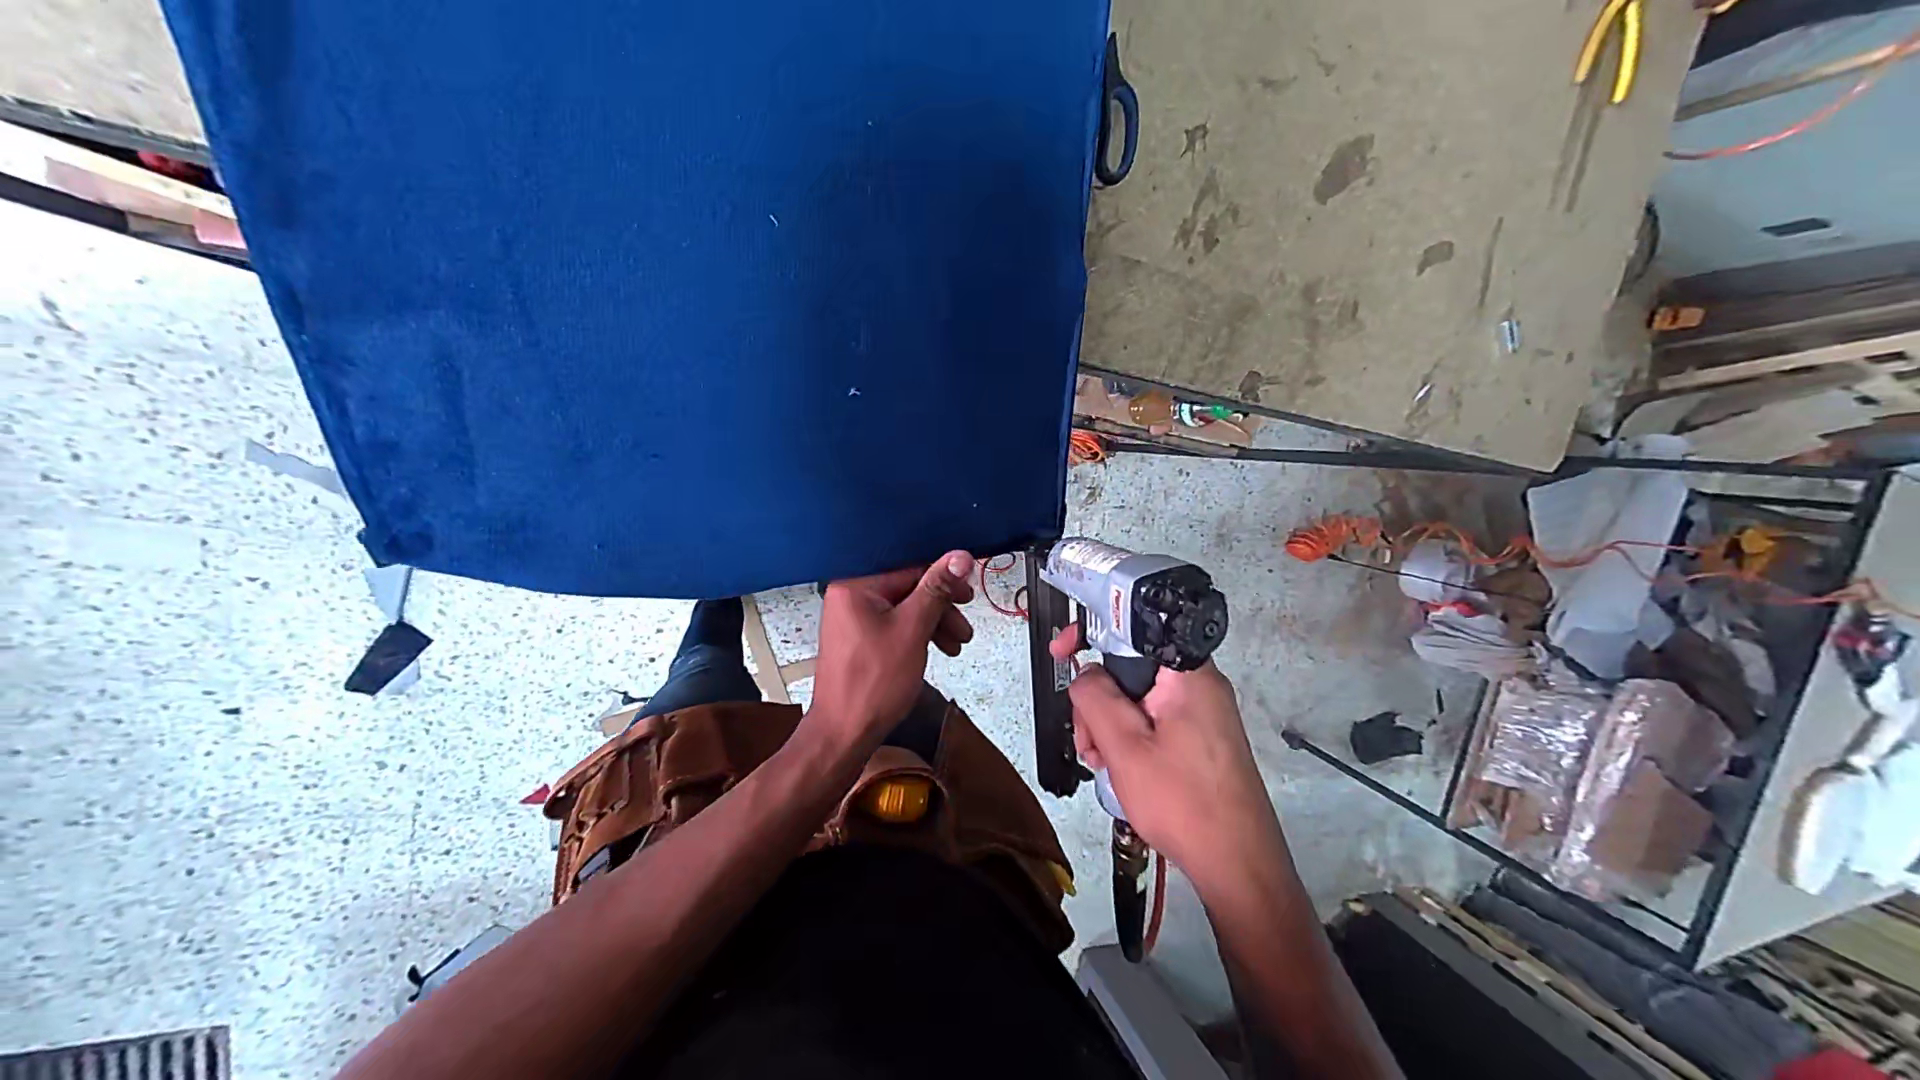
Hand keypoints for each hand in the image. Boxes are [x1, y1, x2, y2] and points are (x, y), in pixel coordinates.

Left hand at [807, 551, 976, 748]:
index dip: (944, 580)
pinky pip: (894, 625)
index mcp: (855, 586)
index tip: (968, 593)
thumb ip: (937, 590)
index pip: (909, 569)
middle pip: (908, 589)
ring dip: (934, 624)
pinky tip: (937, 649)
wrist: (845, 733)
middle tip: (963, 625)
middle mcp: (849, 597)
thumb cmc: (872, 684)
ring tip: (956, 644)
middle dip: (941, 607)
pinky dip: (917, 635)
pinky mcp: (859, 638)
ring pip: (904, 609)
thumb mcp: (913, 630)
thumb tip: (960, 558)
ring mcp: (852, 619)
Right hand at [1049, 626, 1280, 886]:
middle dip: (1098, 701)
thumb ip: (1095, 699)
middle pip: (1131, 670)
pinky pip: (1154, 721)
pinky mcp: (1202, 738)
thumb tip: (1085, 675)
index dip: (1090, 635)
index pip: (1132, 631)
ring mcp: (1203, 713)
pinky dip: (1130, 739)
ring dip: (1110, 725)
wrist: (1238, 866)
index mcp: (1188, 676)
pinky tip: (1121, 769)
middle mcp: (1200, 686)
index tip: (1061, 651)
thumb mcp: (1125, 748)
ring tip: (1102, 763)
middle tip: (1088, 741)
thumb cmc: (1185, 805)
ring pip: (1138, 699)